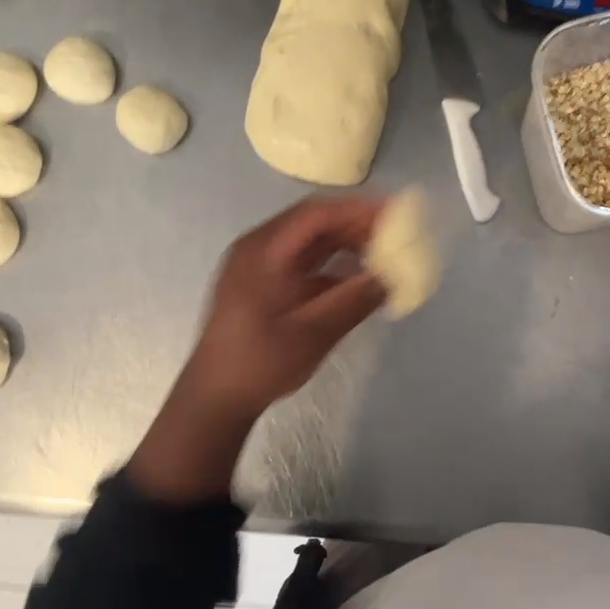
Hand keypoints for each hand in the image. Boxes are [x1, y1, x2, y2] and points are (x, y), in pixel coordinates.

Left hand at [182, 197, 387, 420]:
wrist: (215, 398)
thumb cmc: (259, 364)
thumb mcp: (313, 333)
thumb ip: (354, 300)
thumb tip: (394, 275)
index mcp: (262, 252)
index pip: (315, 215)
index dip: (357, 210)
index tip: (395, 215)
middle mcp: (258, 249)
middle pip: (312, 223)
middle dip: (355, 226)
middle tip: (395, 236)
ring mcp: (258, 266)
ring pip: (309, 242)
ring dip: (345, 244)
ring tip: (382, 255)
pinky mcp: (262, 284)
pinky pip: (302, 262)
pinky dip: (331, 265)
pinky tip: (355, 281)